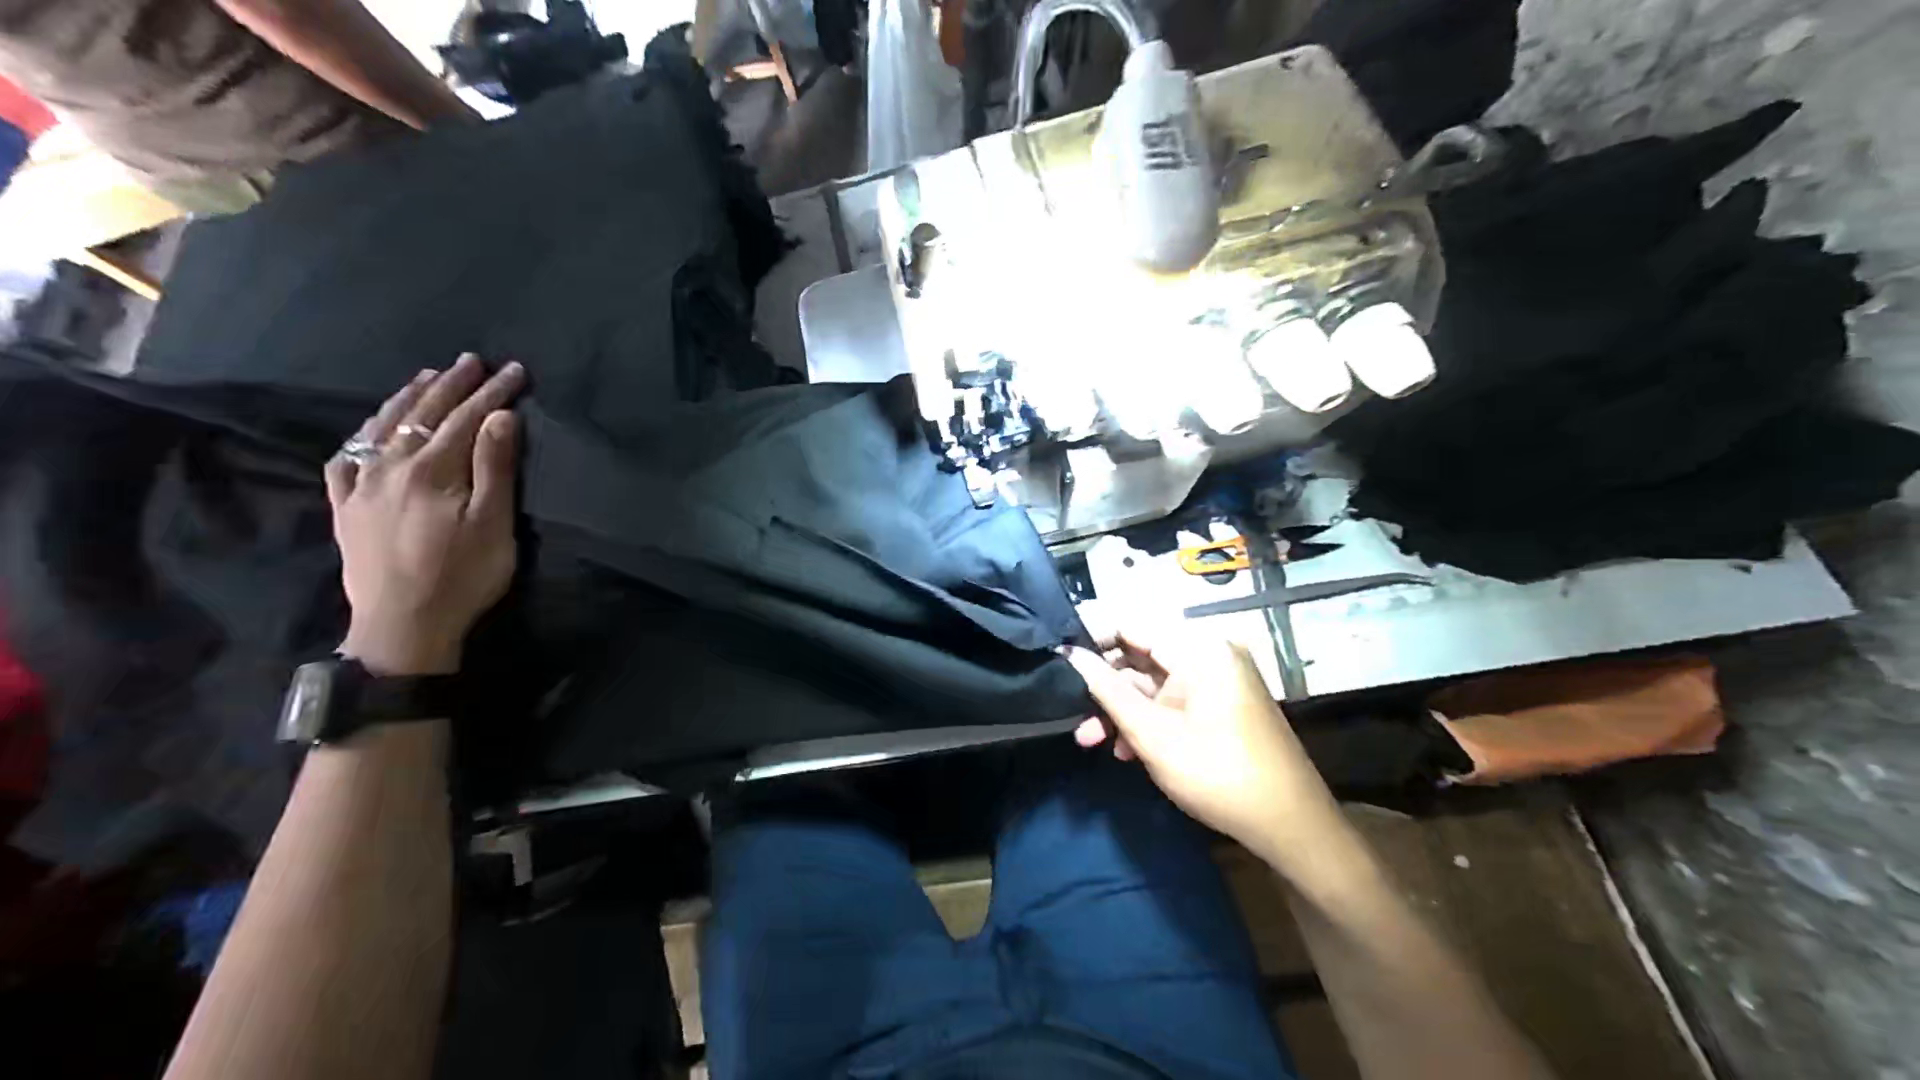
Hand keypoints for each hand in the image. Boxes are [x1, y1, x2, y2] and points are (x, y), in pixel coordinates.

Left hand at [326, 354, 526, 675]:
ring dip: (407, 399)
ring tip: (426, 378)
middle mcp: (391, 466)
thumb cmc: (462, 576)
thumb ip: (494, 467)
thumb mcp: (493, 523)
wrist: (402, 625)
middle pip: (423, 414)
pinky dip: (360, 438)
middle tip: (473, 361)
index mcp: (432, 469)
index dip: (493, 392)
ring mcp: (361, 485)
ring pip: (381, 428)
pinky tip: (368, 433)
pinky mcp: (345, 507)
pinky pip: (345, 460)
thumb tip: (500, 416)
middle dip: (452, 385)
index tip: (515, 370)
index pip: (466, 418)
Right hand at [1064, 628, 1342, 860]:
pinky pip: (1172, 701)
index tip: (1057, 654)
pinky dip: (1147, 721)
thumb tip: (1070, 654)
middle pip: (1140, 655)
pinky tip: (1125, 750)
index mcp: (1200, 649)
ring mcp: (1216, 681)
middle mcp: (1209, 655)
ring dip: (1120, 710)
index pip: (1132, 624)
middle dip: (1103, 687)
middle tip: (1069, 710)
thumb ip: (1107, 690)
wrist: (1291, 827)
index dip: (1092, 636)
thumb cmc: (1217, 773)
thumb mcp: (1152, 733)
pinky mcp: (1219, 705)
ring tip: (1088, 740)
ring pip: (1152, 684)